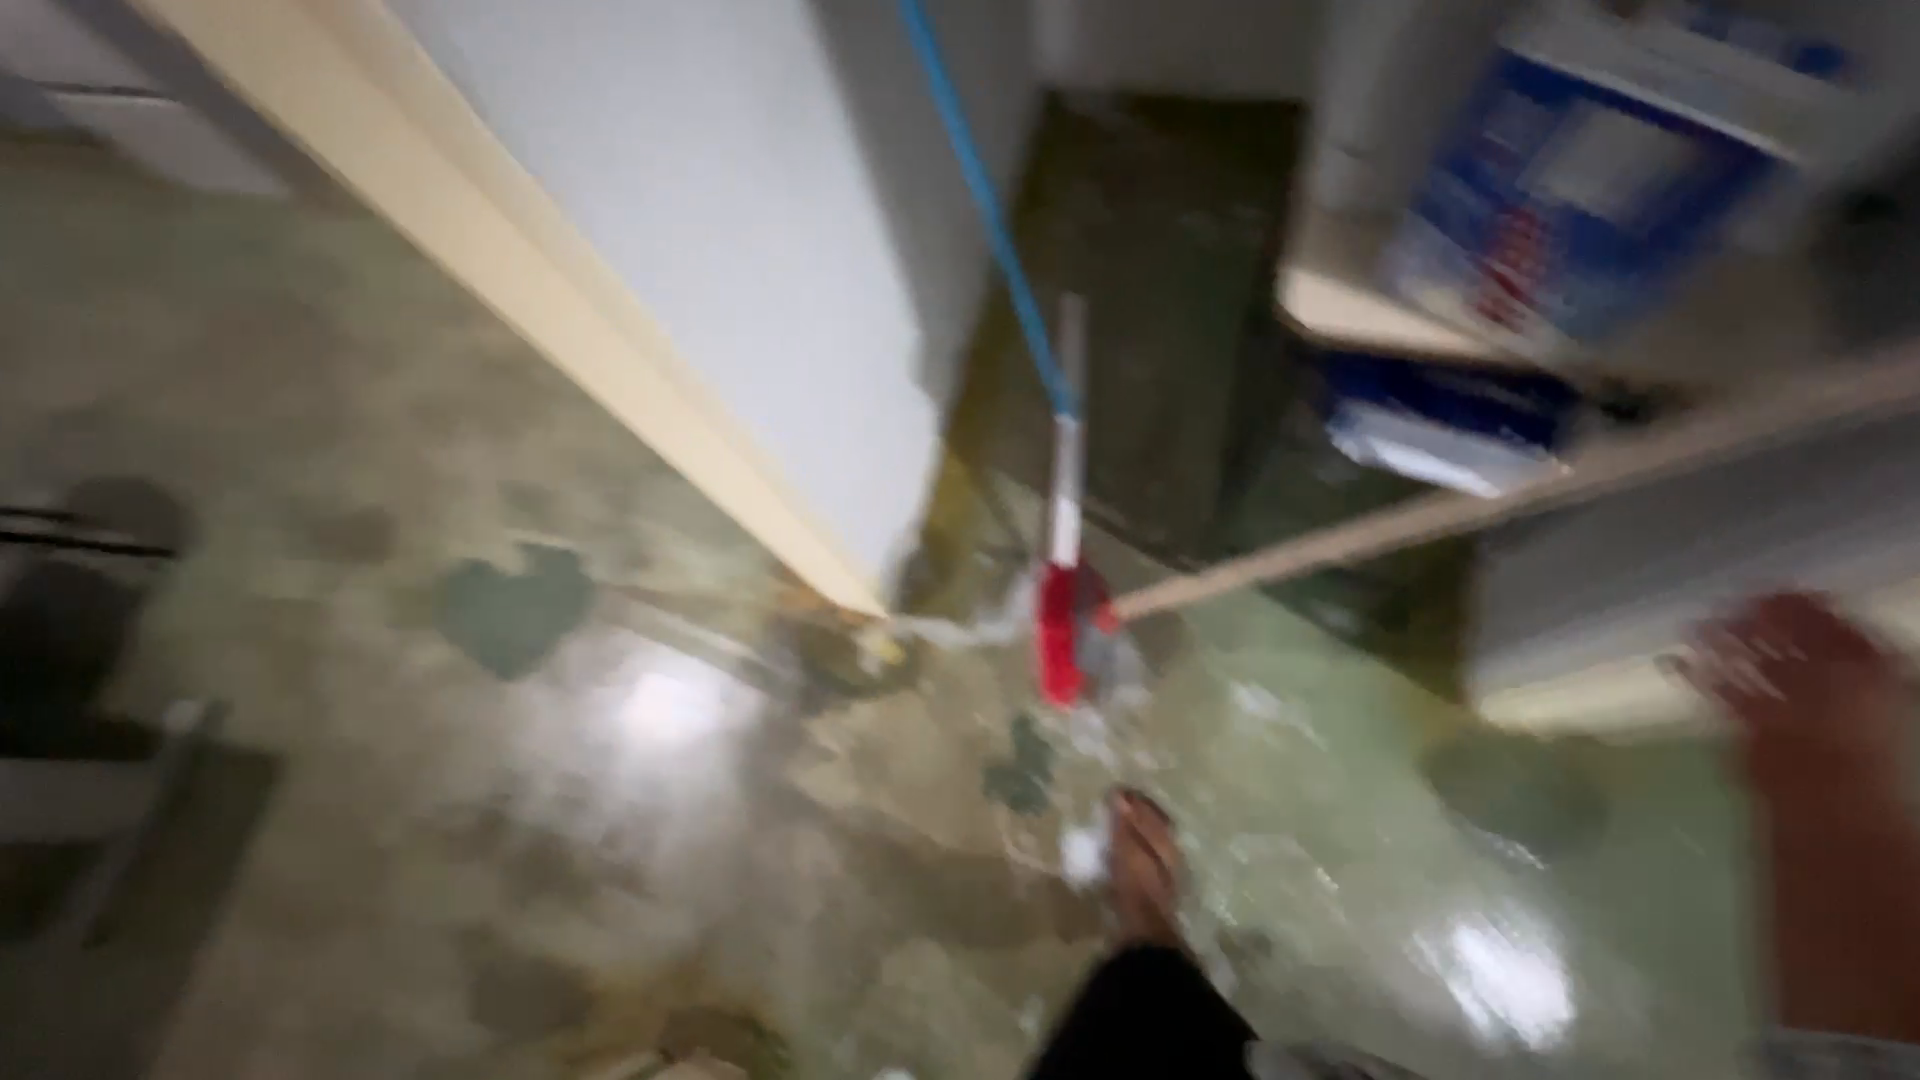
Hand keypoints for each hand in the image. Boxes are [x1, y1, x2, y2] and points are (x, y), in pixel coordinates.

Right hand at [1682, 591, 1906, 796]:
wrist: (1830, 805)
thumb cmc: (1856, 738)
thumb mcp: (1857, 673)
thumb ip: (1824, 634)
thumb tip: (1790, 597)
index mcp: (1874, 678)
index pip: (1846, 634)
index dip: (1813, 609)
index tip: (1777, 585)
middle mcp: (1839, 692)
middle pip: (1798, 650)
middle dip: (1763, 624)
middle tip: (1730, 600)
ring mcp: (1795, 713)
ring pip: (1757, 670)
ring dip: (1725, 646)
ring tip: (1696, 625)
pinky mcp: (1754, 733)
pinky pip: (1723, 698)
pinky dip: (1697, 679)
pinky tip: (1672, 660)